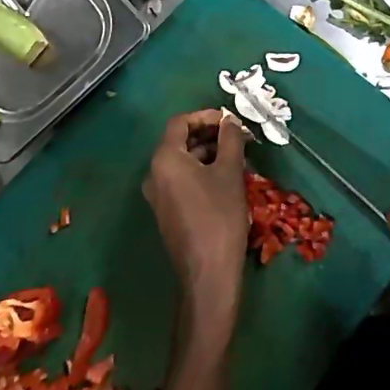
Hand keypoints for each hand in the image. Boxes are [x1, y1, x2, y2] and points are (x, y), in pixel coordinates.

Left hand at [143, 110, 247, 332]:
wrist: (207, 273)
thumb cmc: (219, 217)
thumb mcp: (230, 173)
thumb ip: (230, 140)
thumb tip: (230, 120)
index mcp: (164, 158)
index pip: (180, 123)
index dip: (205, 116)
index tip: (230, 120)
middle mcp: (153, 172)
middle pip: (178, 141)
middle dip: (208, 134)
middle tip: (236, 137)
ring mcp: (157, 194)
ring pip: (181, 161)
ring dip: (206, 153)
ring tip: (236, 156)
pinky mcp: (165, 210)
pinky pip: (179, 179)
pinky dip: (199, 171)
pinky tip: (224, 178)